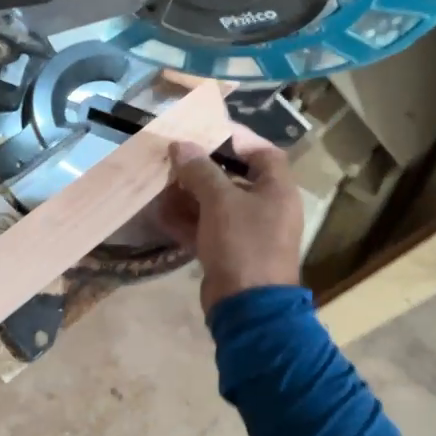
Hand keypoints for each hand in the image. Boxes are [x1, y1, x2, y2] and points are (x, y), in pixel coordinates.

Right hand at [158, 136, 303, 311]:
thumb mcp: (220, 201)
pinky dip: (185, 219)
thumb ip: (200, 170)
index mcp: (276, 190)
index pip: (263, 152)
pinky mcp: (228, 252)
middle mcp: (265, 207)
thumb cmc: (243, 243)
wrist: (248, 306)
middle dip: (201, 168)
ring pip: (214, 203)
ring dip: (187, 194)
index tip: (205, 130)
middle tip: (173, 158)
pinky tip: (159, 212)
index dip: (237, 138)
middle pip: (233, 177)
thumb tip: (181, 145)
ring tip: (159, 184)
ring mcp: (246, 232)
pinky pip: (205, 227)